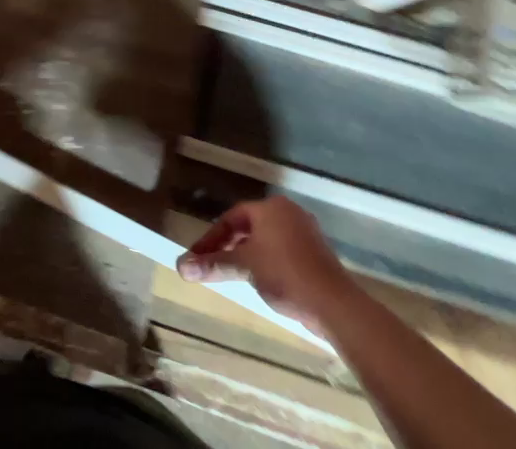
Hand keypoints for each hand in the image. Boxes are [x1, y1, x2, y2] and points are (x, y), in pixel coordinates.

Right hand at [177, 196, 356, 334]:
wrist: (336, 306)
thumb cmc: (285, 275)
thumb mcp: (243, 267)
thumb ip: (212, 264)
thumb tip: (180, 267)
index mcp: (271, 208)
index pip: (230, 218)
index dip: (210, 239)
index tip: (196, 258)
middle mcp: (289, 214)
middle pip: (247, 228)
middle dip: (226, 247)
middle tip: (210, 265)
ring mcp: (306, 234)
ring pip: (264, 241)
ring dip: (244, 256)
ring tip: (230, 274)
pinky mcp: (316, 255)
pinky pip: (281, 253)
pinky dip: (264, 263)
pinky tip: (258, 281)